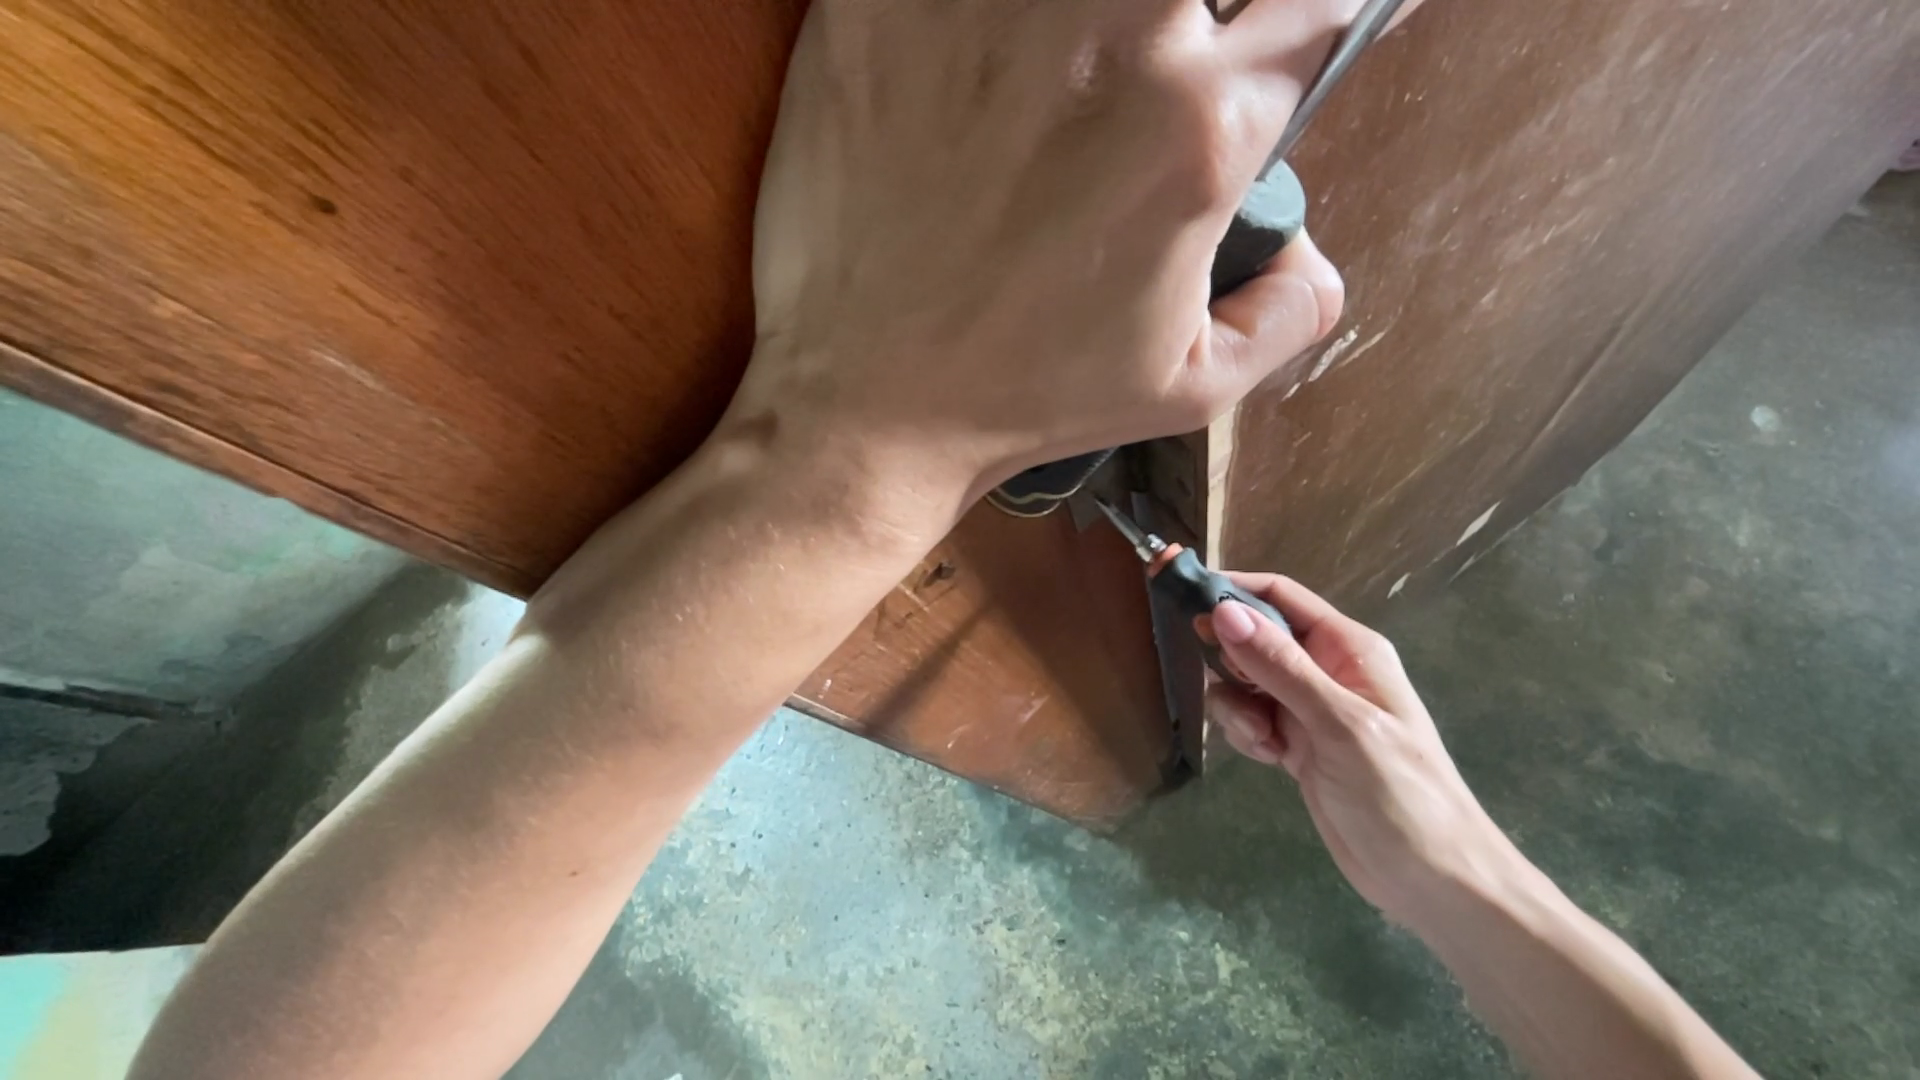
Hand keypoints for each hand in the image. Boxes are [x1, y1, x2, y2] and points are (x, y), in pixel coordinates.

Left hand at [731, 0, 1349, 499]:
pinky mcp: (878, 5)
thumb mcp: (1191, 390)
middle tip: (1146, 74)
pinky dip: (974, 16)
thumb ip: (1289, 309)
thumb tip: (1308, 248)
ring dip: (1088, 20)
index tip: (1274, 46)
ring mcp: (987, 5)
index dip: (1306, 26)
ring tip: (1055, 88)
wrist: (864, 407)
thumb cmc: (1023, 402)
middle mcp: (1109, 35)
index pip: (1316, 8)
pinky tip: (975, 68)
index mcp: (1197, 127)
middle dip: (1192, 23)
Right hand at [1205, 575, 1524, 926]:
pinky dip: (1247, 734)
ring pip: (1244, 682)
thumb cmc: (1401, 796)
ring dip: (1237, 708)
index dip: (1229, 589)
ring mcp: (1309, 708)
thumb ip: (1280, 667)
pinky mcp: (1296, 743)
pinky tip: (1272, 760)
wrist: (1433, 883)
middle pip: (1253, 638)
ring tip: (1264, 743)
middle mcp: (1325, 669)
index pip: (1278, 597)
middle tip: (1232, 694)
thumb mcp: (1339, 725)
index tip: (1178, 593)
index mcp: (1347, 648)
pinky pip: (1250, 718)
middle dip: (1230, 661)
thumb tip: (1221, 611)